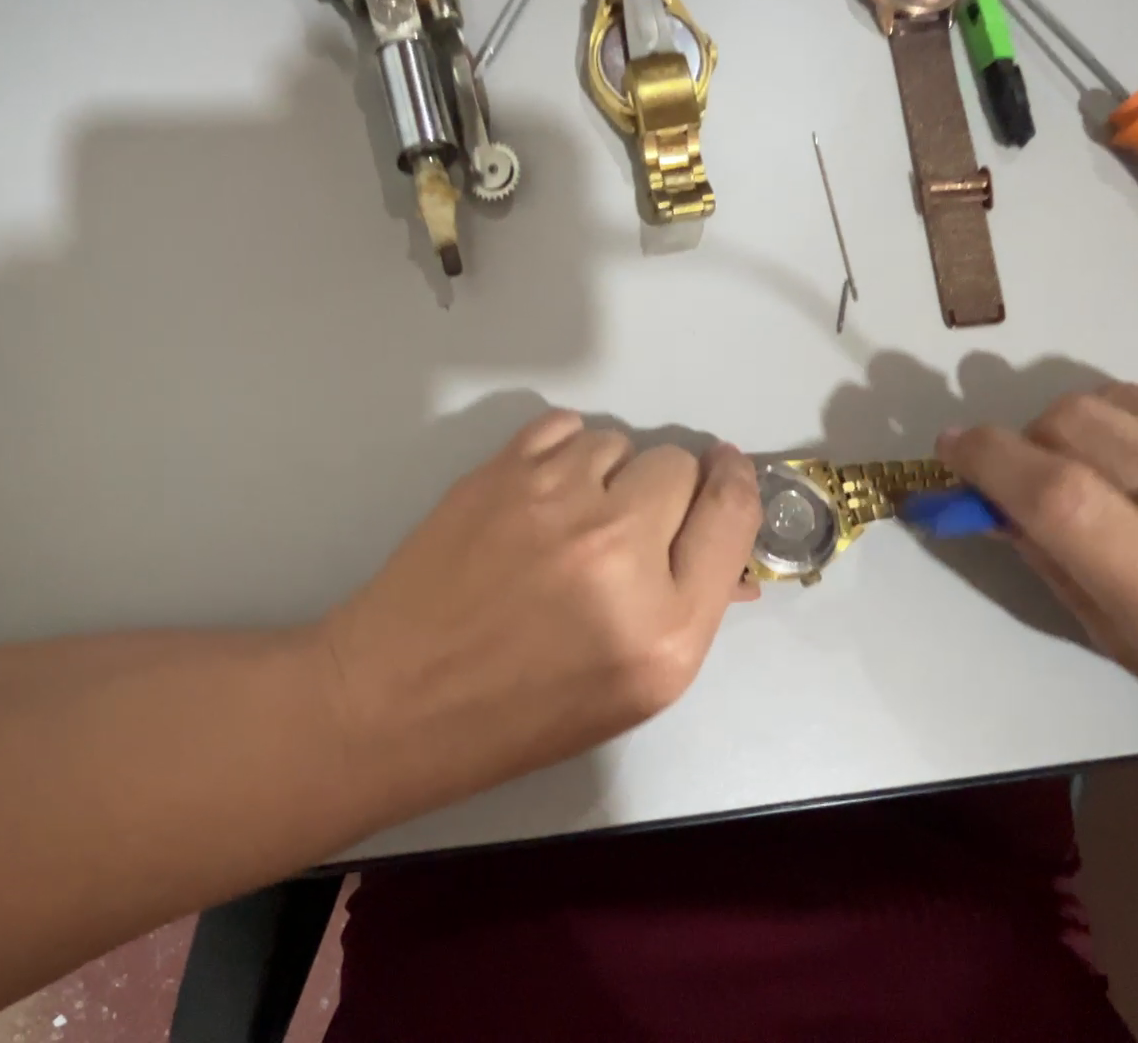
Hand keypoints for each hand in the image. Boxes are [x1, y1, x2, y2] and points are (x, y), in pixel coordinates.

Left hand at [322, 410, 761, 819]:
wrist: (403, 695)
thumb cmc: (522, 712)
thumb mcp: (632, 689)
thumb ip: (691, 611)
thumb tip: (728, 556)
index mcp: (668, 626)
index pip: (733, 514)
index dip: (735, 486)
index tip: (724, 475)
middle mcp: (622, 550)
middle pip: (680, 465)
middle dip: (665, 492)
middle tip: (629, 527)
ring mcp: (556, 502)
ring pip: (618, 441)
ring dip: (609, 473)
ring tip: (572, 518)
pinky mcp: (501, 474)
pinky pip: (566, 426)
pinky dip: (566, 451)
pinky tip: (545, 492)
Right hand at [940, 383, 1137, 778]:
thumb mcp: (1128, 644)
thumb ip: (1051, 563)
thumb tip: (983, 493)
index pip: (1065, 503)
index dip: (992, 461)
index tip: (953, 446)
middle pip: (1087, 431)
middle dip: (1030, 436)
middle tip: (1028, 462)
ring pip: (1128, 401)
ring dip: (1086, 426)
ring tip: (1108, 465)